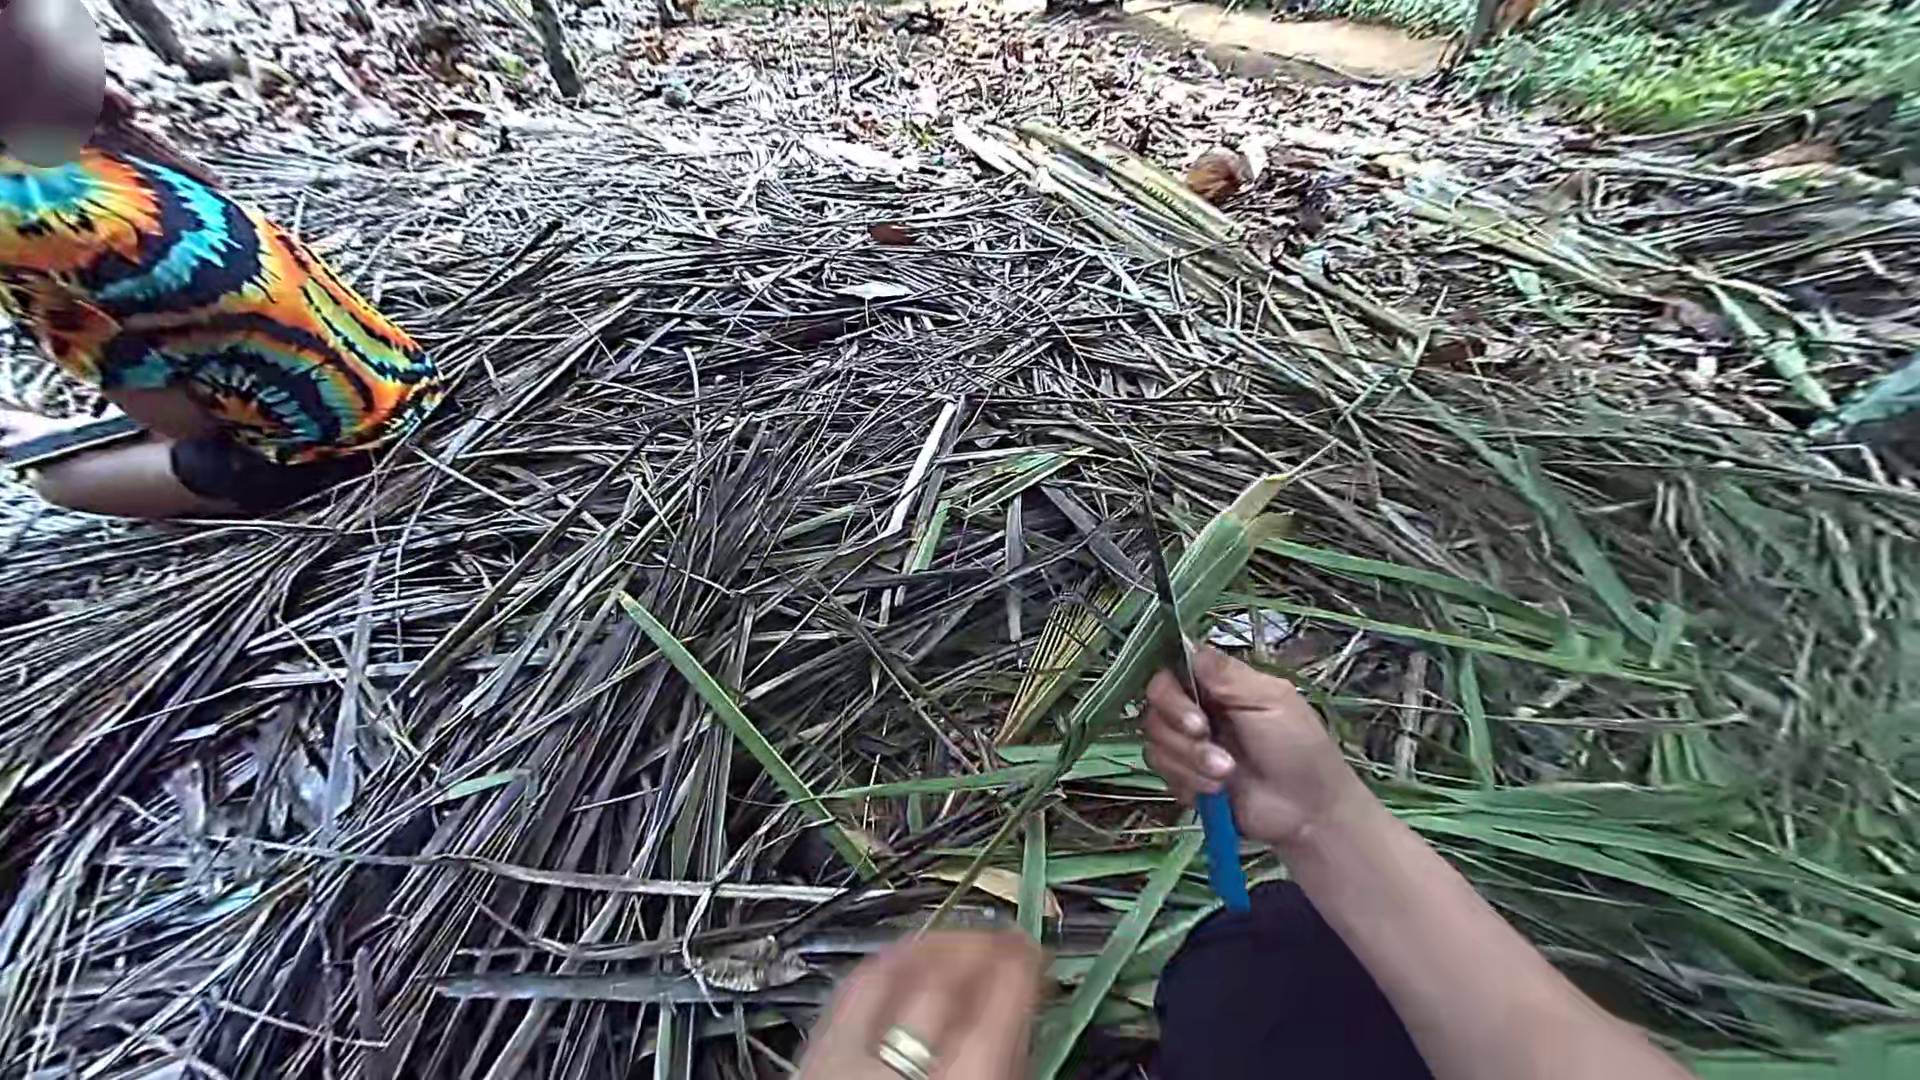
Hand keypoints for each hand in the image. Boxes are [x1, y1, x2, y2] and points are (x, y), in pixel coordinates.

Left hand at [796, 930, 1043, 1079]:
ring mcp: (838, 1066)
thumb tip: (1018, 1030)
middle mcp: (890, 1078)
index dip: (1017, 970)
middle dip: (978, 948)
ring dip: (930, 946)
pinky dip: (883, 965)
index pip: (992, 1016)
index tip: (1033, 950)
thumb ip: (1005, 1075)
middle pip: (938, 986)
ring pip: (885, 974)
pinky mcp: (807, 1064)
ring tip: (961, 939)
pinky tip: (905, 960)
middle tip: (1005, 938)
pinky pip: (847, 993)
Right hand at [1140, 646, 1370, 852]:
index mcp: (1215, 684)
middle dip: (1177, 725)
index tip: (1194, 713)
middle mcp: (1194, 706)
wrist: (1307, 813)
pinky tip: (1215, 789)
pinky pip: (1160, 769)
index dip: (1170, 689)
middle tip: (1206, 738)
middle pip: (1154, 701)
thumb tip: (1189, 645)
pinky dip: (1187, 779)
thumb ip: (1228, 674)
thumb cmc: (1298, 748)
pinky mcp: (1181, 774)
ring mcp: (1185, 741)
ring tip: (1225, 773)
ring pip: (1154, 737)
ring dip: (1189, 757)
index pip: (1170, 669)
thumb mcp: (1272, 701)